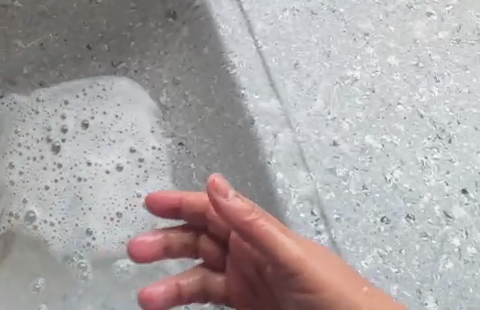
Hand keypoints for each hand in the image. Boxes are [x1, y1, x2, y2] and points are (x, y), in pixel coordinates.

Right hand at [128, 174, 403, 309]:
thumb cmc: (341, 295)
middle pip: (197, 241)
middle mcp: (249, 253)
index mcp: (257, 231)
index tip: (151, 203)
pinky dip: (187, 301)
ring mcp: (249, 283)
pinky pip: (211, 299)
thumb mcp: (292, 255)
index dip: (179, 203)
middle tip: (138, 250)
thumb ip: (252, 221)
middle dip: (166, 243)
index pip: (210, 209)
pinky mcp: (250, 308)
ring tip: (147, 296)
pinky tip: (169, 305)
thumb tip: (217, 183)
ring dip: (171, 283)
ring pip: (199, 276)